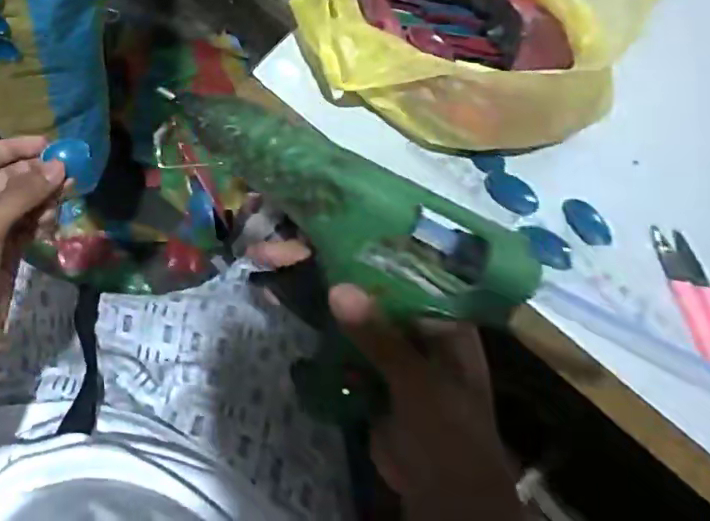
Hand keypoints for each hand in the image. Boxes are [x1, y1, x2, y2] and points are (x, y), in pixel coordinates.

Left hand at [0, 136, 66, 367]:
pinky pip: (28, 226)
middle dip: (37, 173)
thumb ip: (23, 193)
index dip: (16, 147)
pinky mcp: (7, 253)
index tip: (49, 144)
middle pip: (9, 179)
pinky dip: (42, 219)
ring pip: (23, 203)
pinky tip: (56, 217)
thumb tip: (59, 166)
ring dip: (44, 196)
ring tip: (69, 191)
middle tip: (69, 170)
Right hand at [244, 224, 521, 520]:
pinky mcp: (359, 355)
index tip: (312, 217)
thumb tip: (336, 288)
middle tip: (266, 247)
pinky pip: (326, 323)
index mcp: (436, 310)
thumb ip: (381, 339)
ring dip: (300, 276)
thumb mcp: (421, 387)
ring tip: (259, 258)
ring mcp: (381, 332)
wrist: (444, 499)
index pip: (393, 258)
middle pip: (354, 270)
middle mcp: (406, 311)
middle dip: (312, 255)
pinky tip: (271, 295)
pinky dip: (301, 307)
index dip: (354, 234)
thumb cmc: (451, 436)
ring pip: (335, 292)